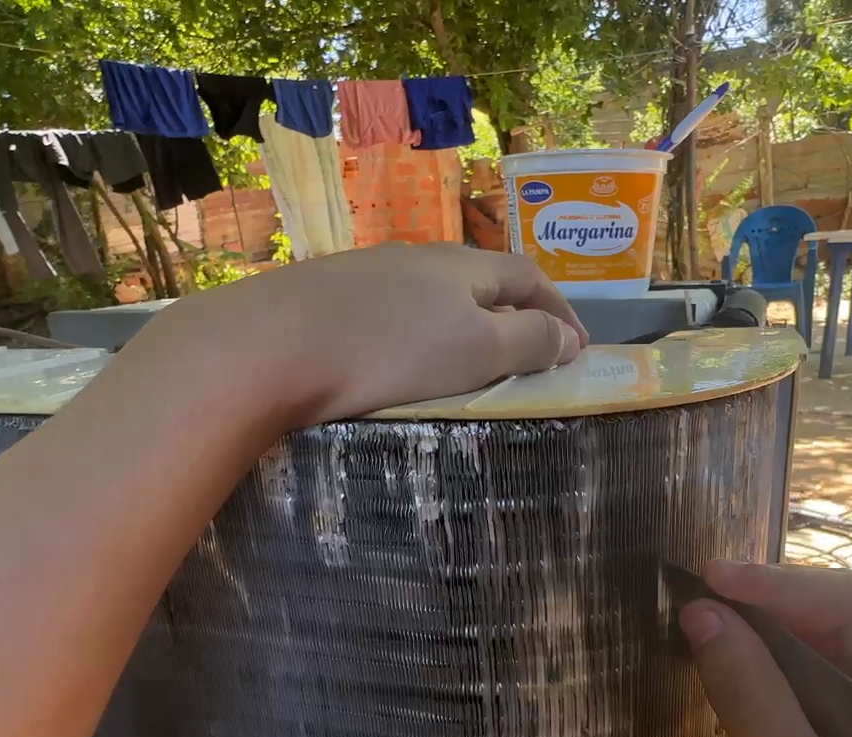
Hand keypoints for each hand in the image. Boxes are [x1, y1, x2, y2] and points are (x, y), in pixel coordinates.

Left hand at [118, 243, 587, 429]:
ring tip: (473, 364)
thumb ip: (528, 341)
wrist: (272, 347)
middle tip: (531, 356)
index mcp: (462, 266)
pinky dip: (421, 335)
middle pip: (483, 281)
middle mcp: (419, 258)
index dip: (561, 310)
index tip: (579, 349)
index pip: (529, 276)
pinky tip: (406, 359)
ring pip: (436, 297)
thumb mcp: (476, 350)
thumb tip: (569, 338)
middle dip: (516, 315)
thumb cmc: (391, 350)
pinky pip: (396, 313)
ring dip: (467, 326)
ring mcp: (370, 274)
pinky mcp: (332, 298)